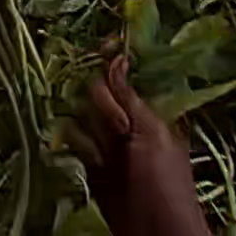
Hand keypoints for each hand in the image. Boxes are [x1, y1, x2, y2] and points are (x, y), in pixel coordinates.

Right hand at [83, 55, 211, 235]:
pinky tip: (70, 140)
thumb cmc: (165, 184)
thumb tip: (117, 57)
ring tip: (93, 138)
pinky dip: (70, 140)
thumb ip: (129, 98)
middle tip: (116, 129)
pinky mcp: (93, 171)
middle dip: (99, 104)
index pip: (121, 80)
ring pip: (85, 118)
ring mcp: (108, 149)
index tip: (98, 51)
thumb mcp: (152, 135)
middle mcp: (125, 125)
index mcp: (146, 112)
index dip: (109, 67)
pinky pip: (76, 146)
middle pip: (99, 96)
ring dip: (82, 120)